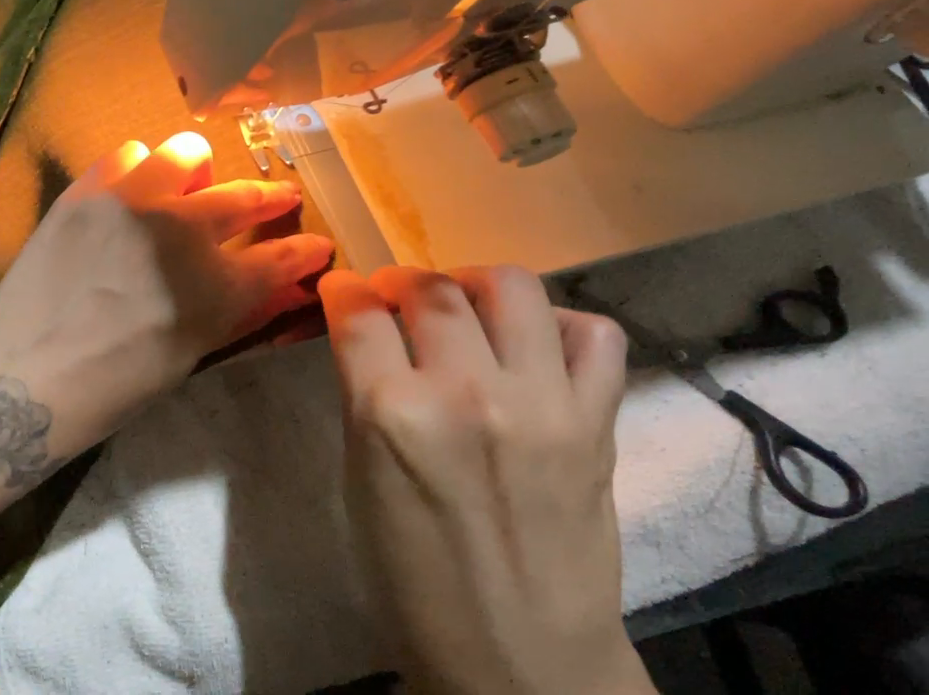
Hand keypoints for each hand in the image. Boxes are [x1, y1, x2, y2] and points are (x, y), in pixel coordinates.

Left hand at [0, 132, 332, 454]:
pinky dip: (141, 165)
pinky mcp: (85, 191)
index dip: (306, 252)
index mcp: (217, 289)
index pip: (282, 258)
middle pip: (242, 198)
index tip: (318, 244)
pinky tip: (138, 184)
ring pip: (184, 153)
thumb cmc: (109, 388)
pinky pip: (126, 154)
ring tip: (196, 181)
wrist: (19, 374)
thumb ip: (238, 313)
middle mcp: (181, 233)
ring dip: (200, 168)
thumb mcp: (187, 357)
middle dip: (271, 197)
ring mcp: (130, 203)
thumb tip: (283, 289)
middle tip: (280, 197)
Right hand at [319, 265, 652, 694]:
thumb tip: (364, 335)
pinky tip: (533, 342)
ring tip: (462, 304)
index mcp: (390, 415)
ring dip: (474, 283)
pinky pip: (595, 336)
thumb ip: (366, 396)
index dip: (342, 290)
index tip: (341, 292)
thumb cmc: (412, 575)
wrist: (521, 657)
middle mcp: (466, 394)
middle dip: (399, 281)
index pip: (358, 311)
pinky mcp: (597, 424)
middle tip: (393, 298)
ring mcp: (541, 404)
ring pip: (512, 287)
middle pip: (430, 288)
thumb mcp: (360, 477)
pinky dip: (560, 323)